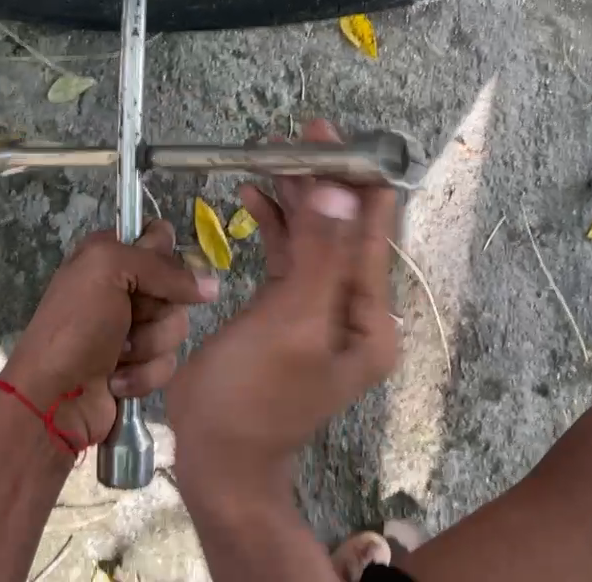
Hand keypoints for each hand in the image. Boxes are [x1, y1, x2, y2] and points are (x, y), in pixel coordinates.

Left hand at [0, 218, 217, 450]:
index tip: (155, 275)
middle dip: (157, 309)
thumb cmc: (75, 325)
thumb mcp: (109, 271)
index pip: (160, 238)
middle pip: (176, 286)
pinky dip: (143, 373)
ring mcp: (131, 328)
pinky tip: (116, 380)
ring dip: (149, 345)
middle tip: (130, 319)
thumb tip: (212, 286)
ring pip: (176, 327)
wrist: (52, 398)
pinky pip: (168, 363)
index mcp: (109, 253)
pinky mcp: (139, 365)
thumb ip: (161, 266)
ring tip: (119, 354)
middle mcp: (122, 286)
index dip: (164, 256)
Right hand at [167, 119, 399, 489]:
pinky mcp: (286, 306)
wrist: (219, 456)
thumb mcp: (291, 321)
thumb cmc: (256, 394)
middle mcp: (352, 306)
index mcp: (369, 315)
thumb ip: (319, 254)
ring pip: (312, 234)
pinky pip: (287, 254)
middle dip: (318, 180)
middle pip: (340, 227)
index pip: (372, 231)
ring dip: (292, 196)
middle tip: (290, 136)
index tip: (329, 136)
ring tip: (265, 156)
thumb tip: (340, 190)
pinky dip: (273, 223)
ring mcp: (318, 306)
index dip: (354, 179)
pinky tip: (253, 196)